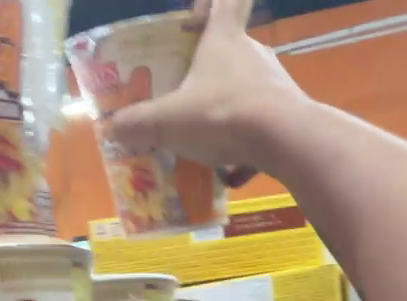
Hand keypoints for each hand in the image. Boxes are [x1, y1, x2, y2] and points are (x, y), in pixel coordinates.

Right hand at [104, 0, 308, 176]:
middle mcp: (254, 54)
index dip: (211, 3)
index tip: (201, 11)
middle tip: (191, 96)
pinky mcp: (292, 117)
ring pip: (248, 95)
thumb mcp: (169, 122)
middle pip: (233, 52)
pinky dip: (248, 152)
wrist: (284, 140)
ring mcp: (276, 85)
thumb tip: (114, 129)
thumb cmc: (221, 114)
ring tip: (209, 145)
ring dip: (230, 116)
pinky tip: (232, 176)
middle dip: (213, 73)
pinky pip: (264, 132)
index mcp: (224, 39)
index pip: (225, 2)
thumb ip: (140, 125)